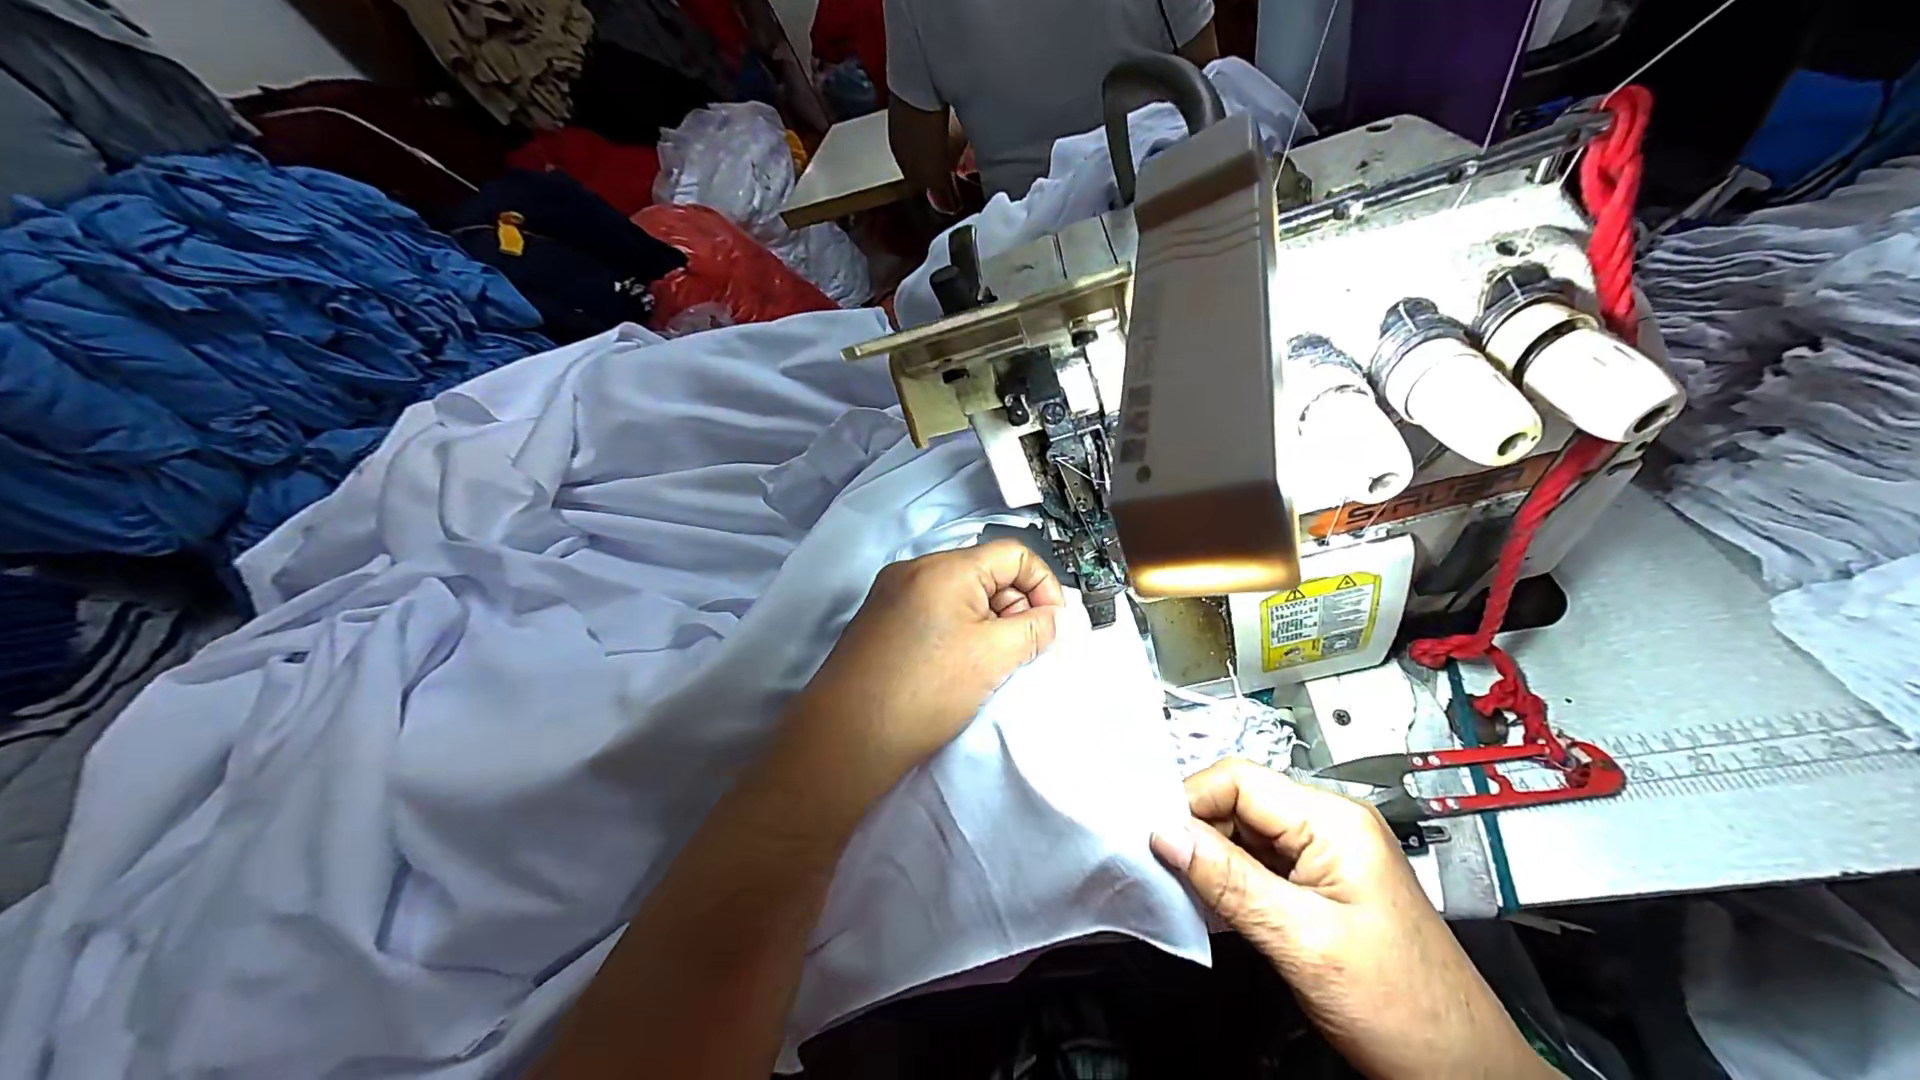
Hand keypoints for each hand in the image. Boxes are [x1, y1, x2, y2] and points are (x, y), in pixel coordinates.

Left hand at [786, 539, 1063, 791]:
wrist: (845, 739)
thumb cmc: (922, 695)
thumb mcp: (994, 658)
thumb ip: (1035, 629)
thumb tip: (1051, 617)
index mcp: (943, 568)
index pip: (1014, 554)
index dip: (1043, 587)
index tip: (1050, 626)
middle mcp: (913, 569)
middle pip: (987, 572)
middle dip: (1014, 607)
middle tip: (1019, 652)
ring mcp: (892, 593)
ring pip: (962, 594)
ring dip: (988, 622)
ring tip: (987, 665)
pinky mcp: (881, 619)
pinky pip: (935, 611)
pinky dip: (959, 631)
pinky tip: (958, 666)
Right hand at [1151, 760, 1558, 1079]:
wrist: (1465, 1076)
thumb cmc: (1406, 1012)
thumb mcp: (1303, 941)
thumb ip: (1228, 881)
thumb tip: (1165, 834)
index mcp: (1335, 821)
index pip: (1238, 780)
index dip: (1190, 801)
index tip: (1154, 837)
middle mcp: (1328, 826)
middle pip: (1237, 803)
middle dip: (1196, 832)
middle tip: (1162, 867)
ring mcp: (1324, 856)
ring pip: (1241, 834)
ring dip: (1208, 859)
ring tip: (1184, 889)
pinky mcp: (1317, 885)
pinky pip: (1255, 864)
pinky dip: (1227, 880)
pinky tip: (1211, 903)